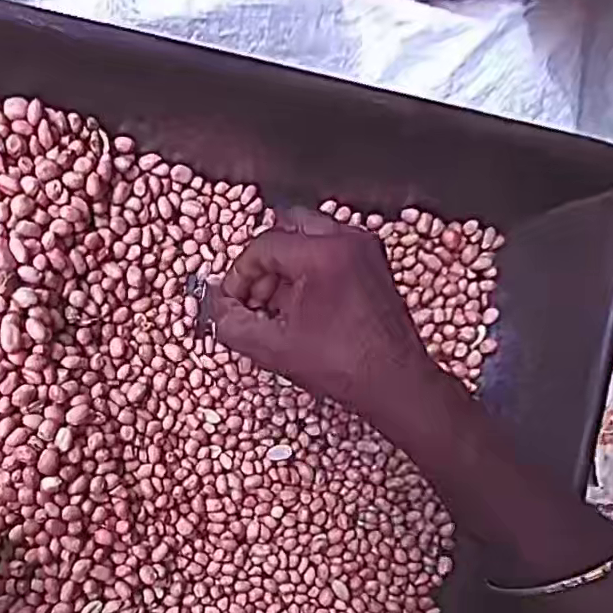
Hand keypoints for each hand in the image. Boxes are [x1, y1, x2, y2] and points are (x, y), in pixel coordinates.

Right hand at [209, 206, 451, 417]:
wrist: (394, 382)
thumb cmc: (344, 367)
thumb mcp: (274, 348)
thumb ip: (233, 325)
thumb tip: (218, 311)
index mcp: (323, 255)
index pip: (262, 246)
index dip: (238, 276)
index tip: (232, 301)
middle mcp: (347, 241)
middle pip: (285, 231)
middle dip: (261, 265)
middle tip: (251, 299)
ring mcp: (364, 250)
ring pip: (307, 238)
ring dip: (282, 267)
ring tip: (274, 308)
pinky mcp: (372, 265)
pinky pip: (328, 252)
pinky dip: (306, 271)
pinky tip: (298, 308)